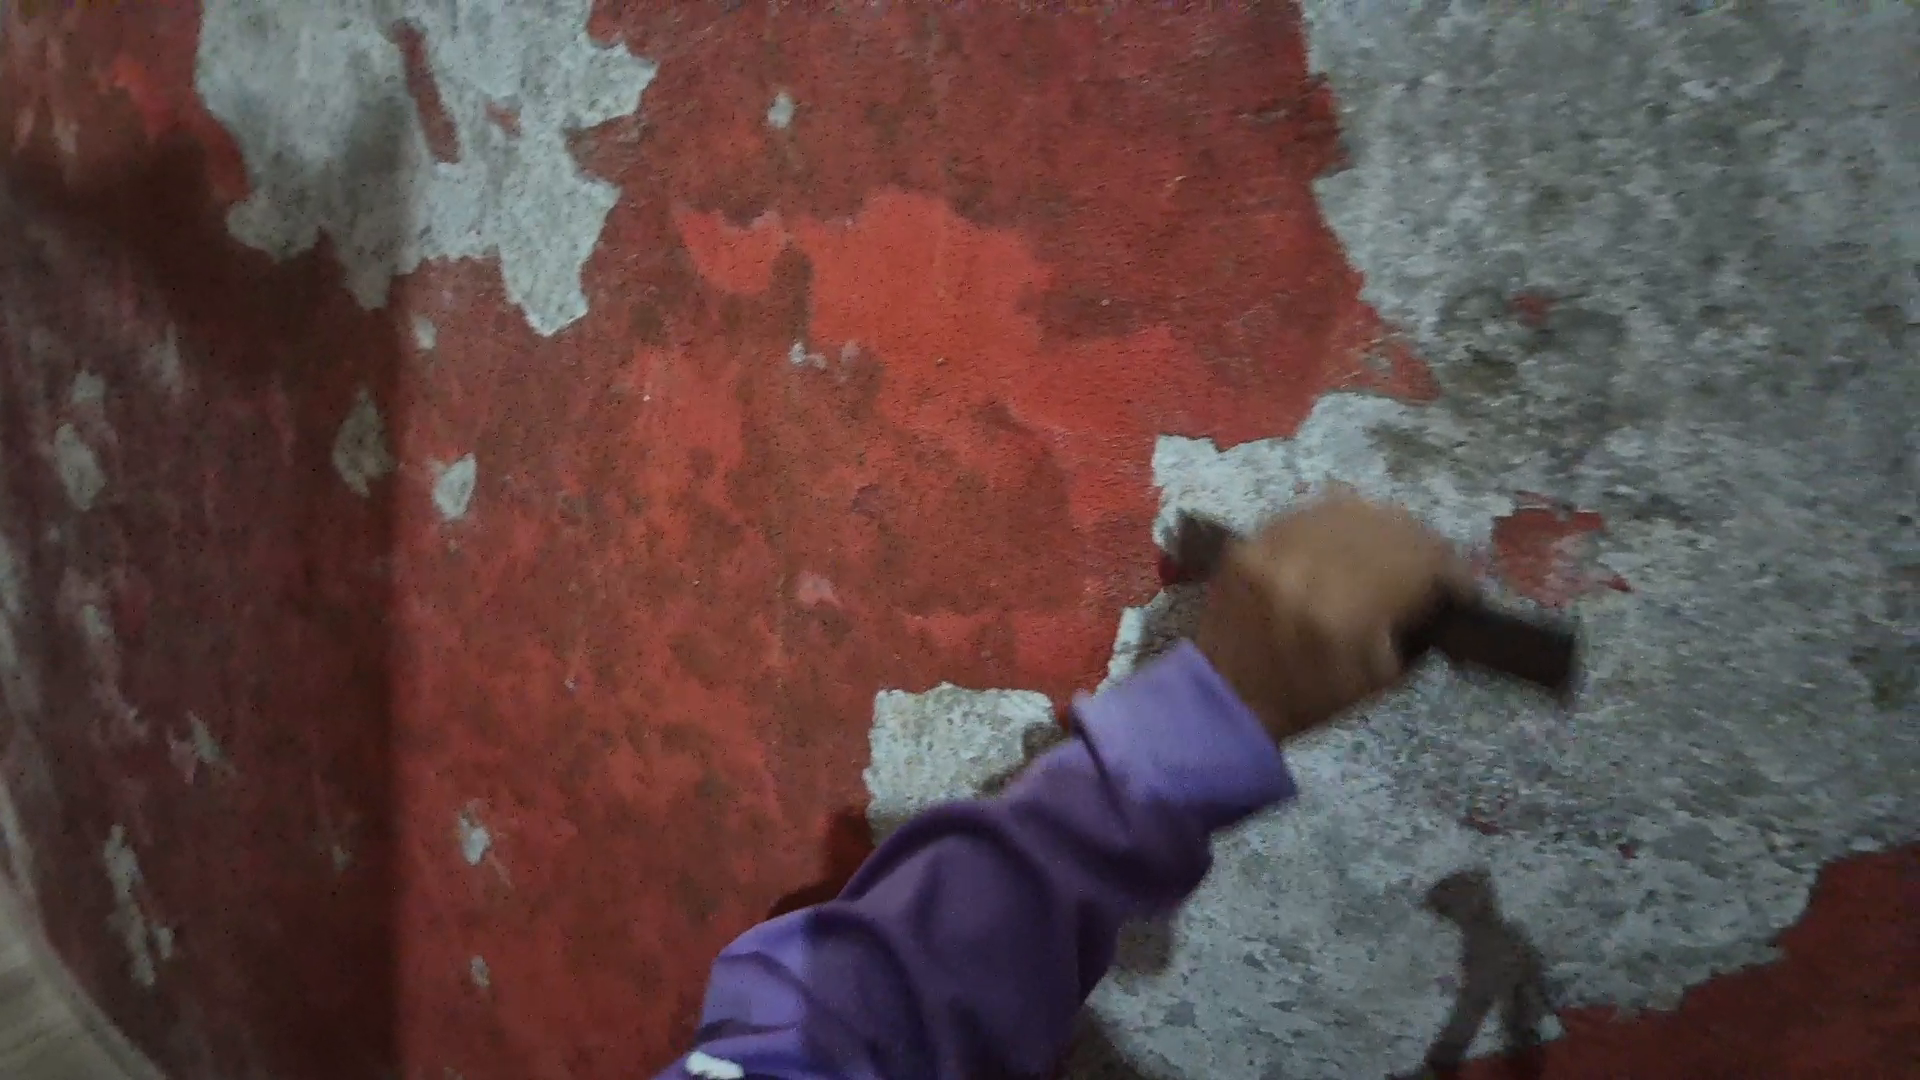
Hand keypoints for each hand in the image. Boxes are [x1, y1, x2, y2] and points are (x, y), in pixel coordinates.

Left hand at [1191, 494, 1474, 743]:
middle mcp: (1305, 569)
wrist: (1225, 693)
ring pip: (1347, 509)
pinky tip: (1345, 540)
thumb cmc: (1307, 697)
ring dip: (1380, 527)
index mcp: (1343, 612)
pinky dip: (1334, 523)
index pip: (1419, 561)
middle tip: (1431, 565)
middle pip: (1387, 526)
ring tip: (1391, 550)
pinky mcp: (1246, 542)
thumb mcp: (1378, 677)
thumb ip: (1413, 625)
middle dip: (1421, 545)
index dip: (1452, 570)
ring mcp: (1270, 549)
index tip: (1461, 585)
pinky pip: (1305, 514)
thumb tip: (1439, 586)